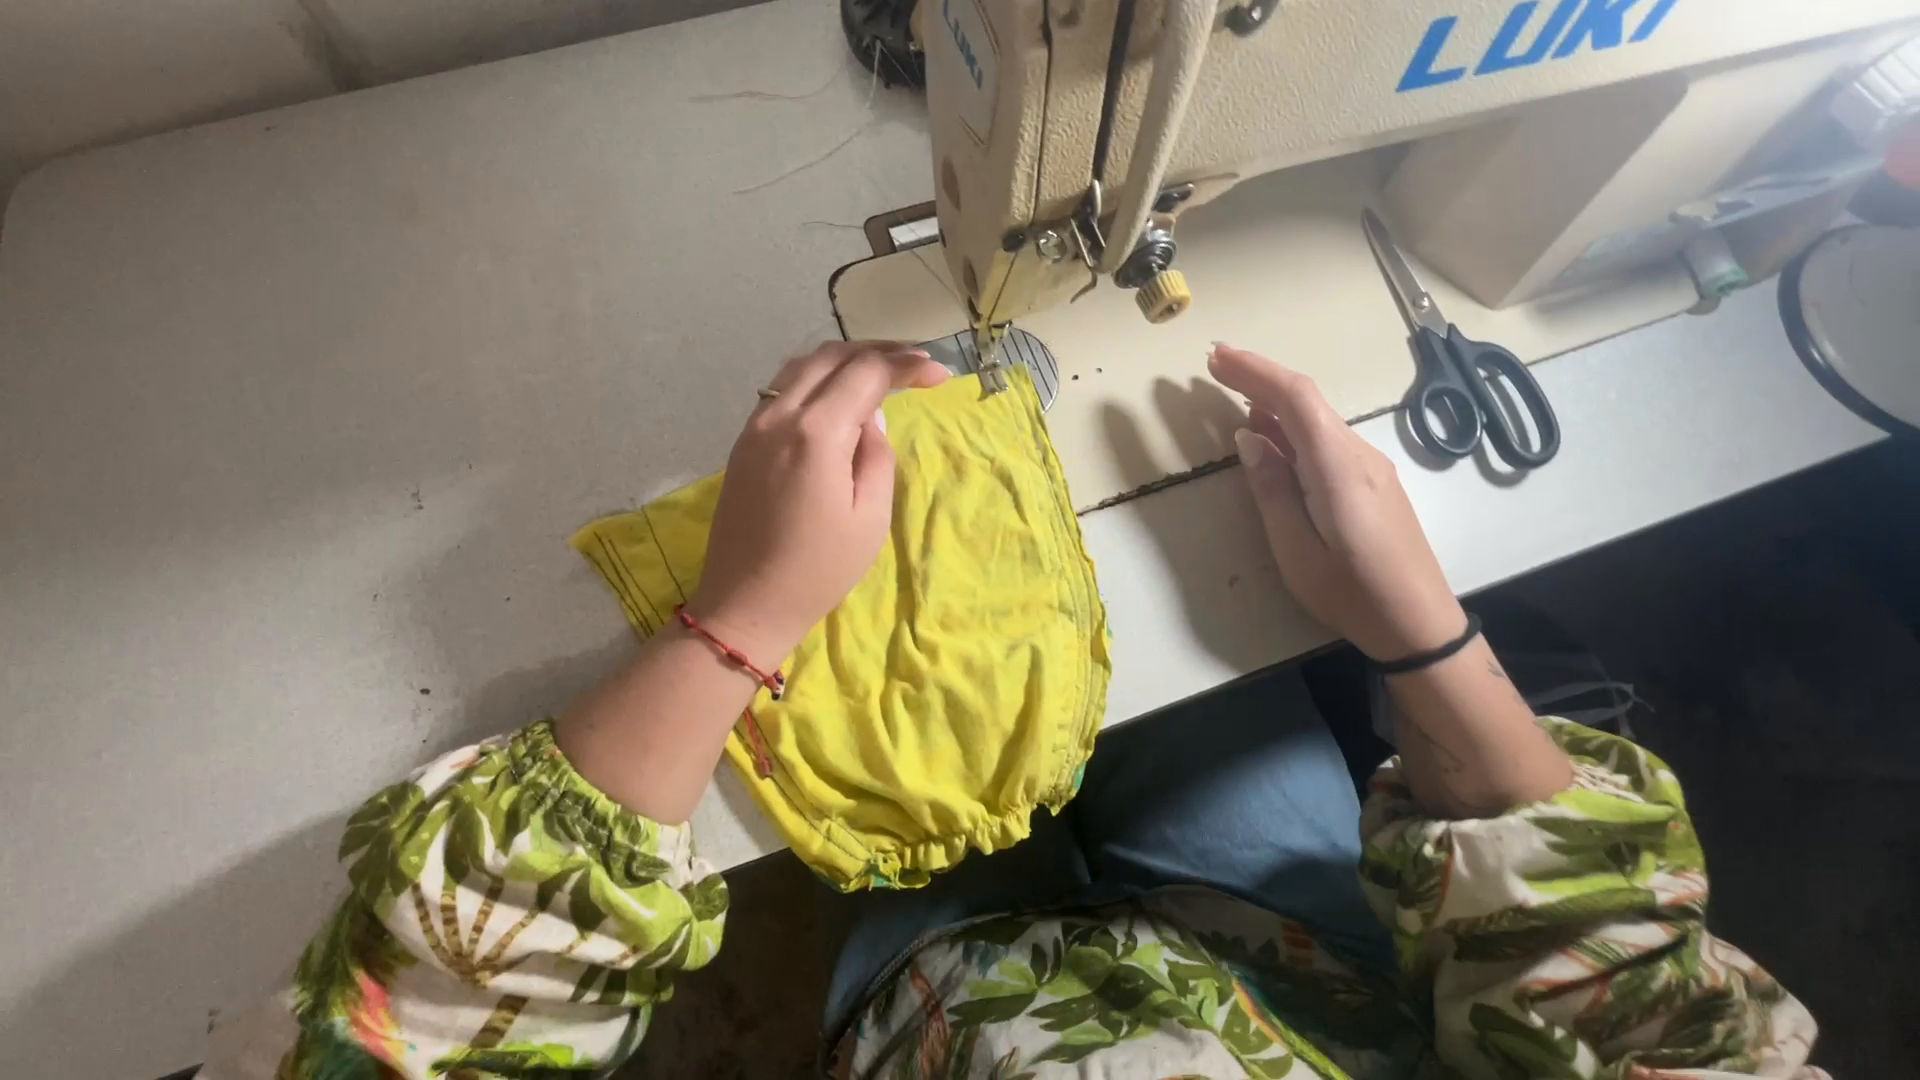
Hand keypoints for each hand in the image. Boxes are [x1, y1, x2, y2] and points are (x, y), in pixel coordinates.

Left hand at [687, 340, 948, 663]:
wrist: (746, 603)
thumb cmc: (819, 570)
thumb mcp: (870, 518)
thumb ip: (877, 456)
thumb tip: (871, 418)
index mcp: (815, 434)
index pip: (867, 373)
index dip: (907, 366)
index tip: (940, 374)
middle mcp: (780, 415)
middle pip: (833, 356)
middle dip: (880, 351)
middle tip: (916, 363)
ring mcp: (755, 425)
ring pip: (803, 365)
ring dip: (846, 358)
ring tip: (882, 370)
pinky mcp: (744, 440)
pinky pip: (783, 387)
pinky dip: (817, 377)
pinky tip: (838, 394)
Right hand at [1208, 343, 1465, 660]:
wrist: (1418, 623)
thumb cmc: (1351, 593)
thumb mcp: (1296, 550)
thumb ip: (1271, 490)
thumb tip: (1248, 439)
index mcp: (1337, 468)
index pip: (1297, 399)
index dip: (1256, 371)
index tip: (1216, 357)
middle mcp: (1358, 455)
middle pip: (1307, 401)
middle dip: (1259, 377)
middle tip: (1215, 364)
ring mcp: (1369, 467)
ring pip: (1317, 419)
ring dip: (1274, 400)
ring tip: (1232, 394)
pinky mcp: (1371, 482)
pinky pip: (1325, 439)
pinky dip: (1291, 426)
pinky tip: (1271, 434)